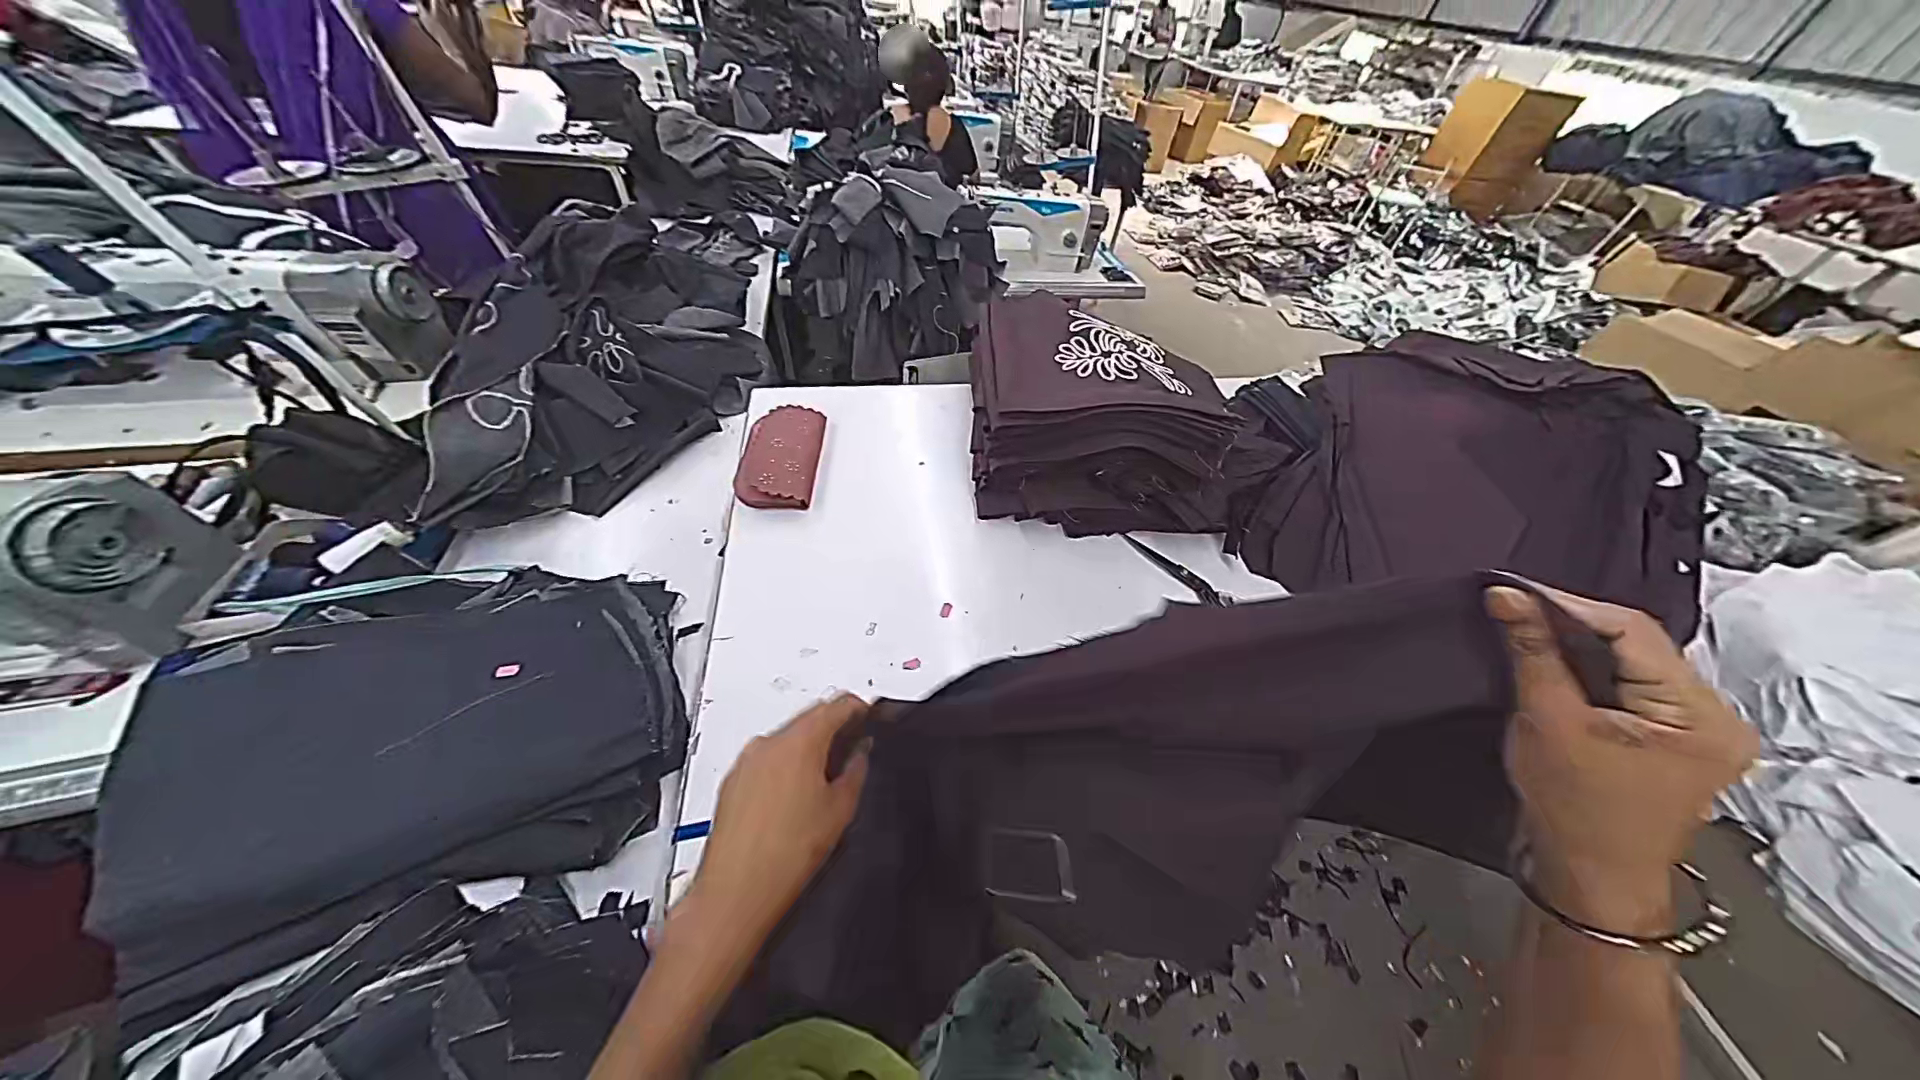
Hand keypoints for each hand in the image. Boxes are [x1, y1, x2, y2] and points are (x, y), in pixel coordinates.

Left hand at [689, 694, 872, 937]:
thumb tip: (860, 753)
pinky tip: (793, 800)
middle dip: (832, 730)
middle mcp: (768, 743)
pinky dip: (782, 768)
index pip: (837, 704)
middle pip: (808, 718)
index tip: (867, 715)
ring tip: (822, 784)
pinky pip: (765, 760)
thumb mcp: (840, 809)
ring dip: (806, 750)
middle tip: (852, 750)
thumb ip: (856, 769)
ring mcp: (746, 761)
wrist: (736, 891)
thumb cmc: (783, 856)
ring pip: (785, 740)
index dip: (859, 708)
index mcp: (799, 741)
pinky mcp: (732, 781)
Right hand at [1485, 586, 1756, 932]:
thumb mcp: (1547, 719)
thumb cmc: (1572, 805)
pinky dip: (1578, 666)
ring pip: (1624, 661)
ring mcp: (1689, 726)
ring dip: (1571, 643)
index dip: (1568, 604)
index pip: (1633, 632)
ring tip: (1519, 624)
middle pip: (1633, 644)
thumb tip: (1507, 595)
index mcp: (1701, 715)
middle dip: (1567, 622)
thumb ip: (1532, 652)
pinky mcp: (1660, 734)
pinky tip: (1543, 656)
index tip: (1510, 588)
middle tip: (1508, 603)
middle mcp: (1710, 715)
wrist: (1586, 873)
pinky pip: (1619, 682)